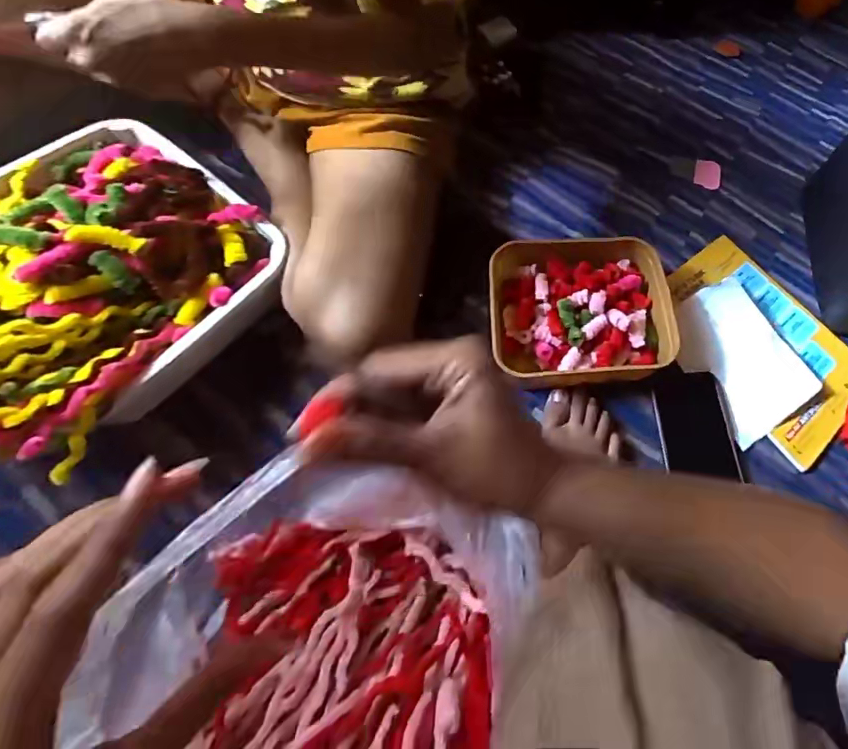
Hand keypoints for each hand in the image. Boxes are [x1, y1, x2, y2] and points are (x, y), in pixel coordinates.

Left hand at [0, 458, 284, 748]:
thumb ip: (199, 702)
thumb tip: (277, 640)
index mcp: (13, 712)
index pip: (65, 600)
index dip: (114, 532)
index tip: (156, 475)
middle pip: (32, 577)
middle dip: (108, 516)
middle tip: (176, 481)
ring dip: (68, 534)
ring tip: (129, 508)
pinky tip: (33, 561)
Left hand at [34, 0, 222, 99]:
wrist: (204, 37)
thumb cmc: (161, 10)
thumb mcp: (114, 0)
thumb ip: (83, 14)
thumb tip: (63, 23)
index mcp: (79, 33)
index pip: (45, 39)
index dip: (57, 34)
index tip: (69, 29)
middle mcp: (90, 60)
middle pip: (73, 57)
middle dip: (86, 49)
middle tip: (110, 37)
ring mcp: (114, 80)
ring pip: (100, 71)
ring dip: (111, 62)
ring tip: (137, 49)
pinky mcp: (138, 93)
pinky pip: (125, 82)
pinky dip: (134, 74)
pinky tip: (152, 61)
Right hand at [301, 337, 566, 515]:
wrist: (546, 491)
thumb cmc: (497, 470)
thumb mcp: (431, 454)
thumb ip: (371, 443)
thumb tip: (307, 442)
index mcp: (455, 356)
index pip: (381, 368)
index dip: (339, 397)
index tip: (301, 428)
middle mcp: (453, 357)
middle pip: (385, 379)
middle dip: (348, 410)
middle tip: (307, 441)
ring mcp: (454, 378)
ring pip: (394, 395)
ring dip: (363, 421)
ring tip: (323, 446)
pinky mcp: (453, 401)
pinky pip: (409, 409)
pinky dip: (385, 428)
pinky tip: (358, 446)